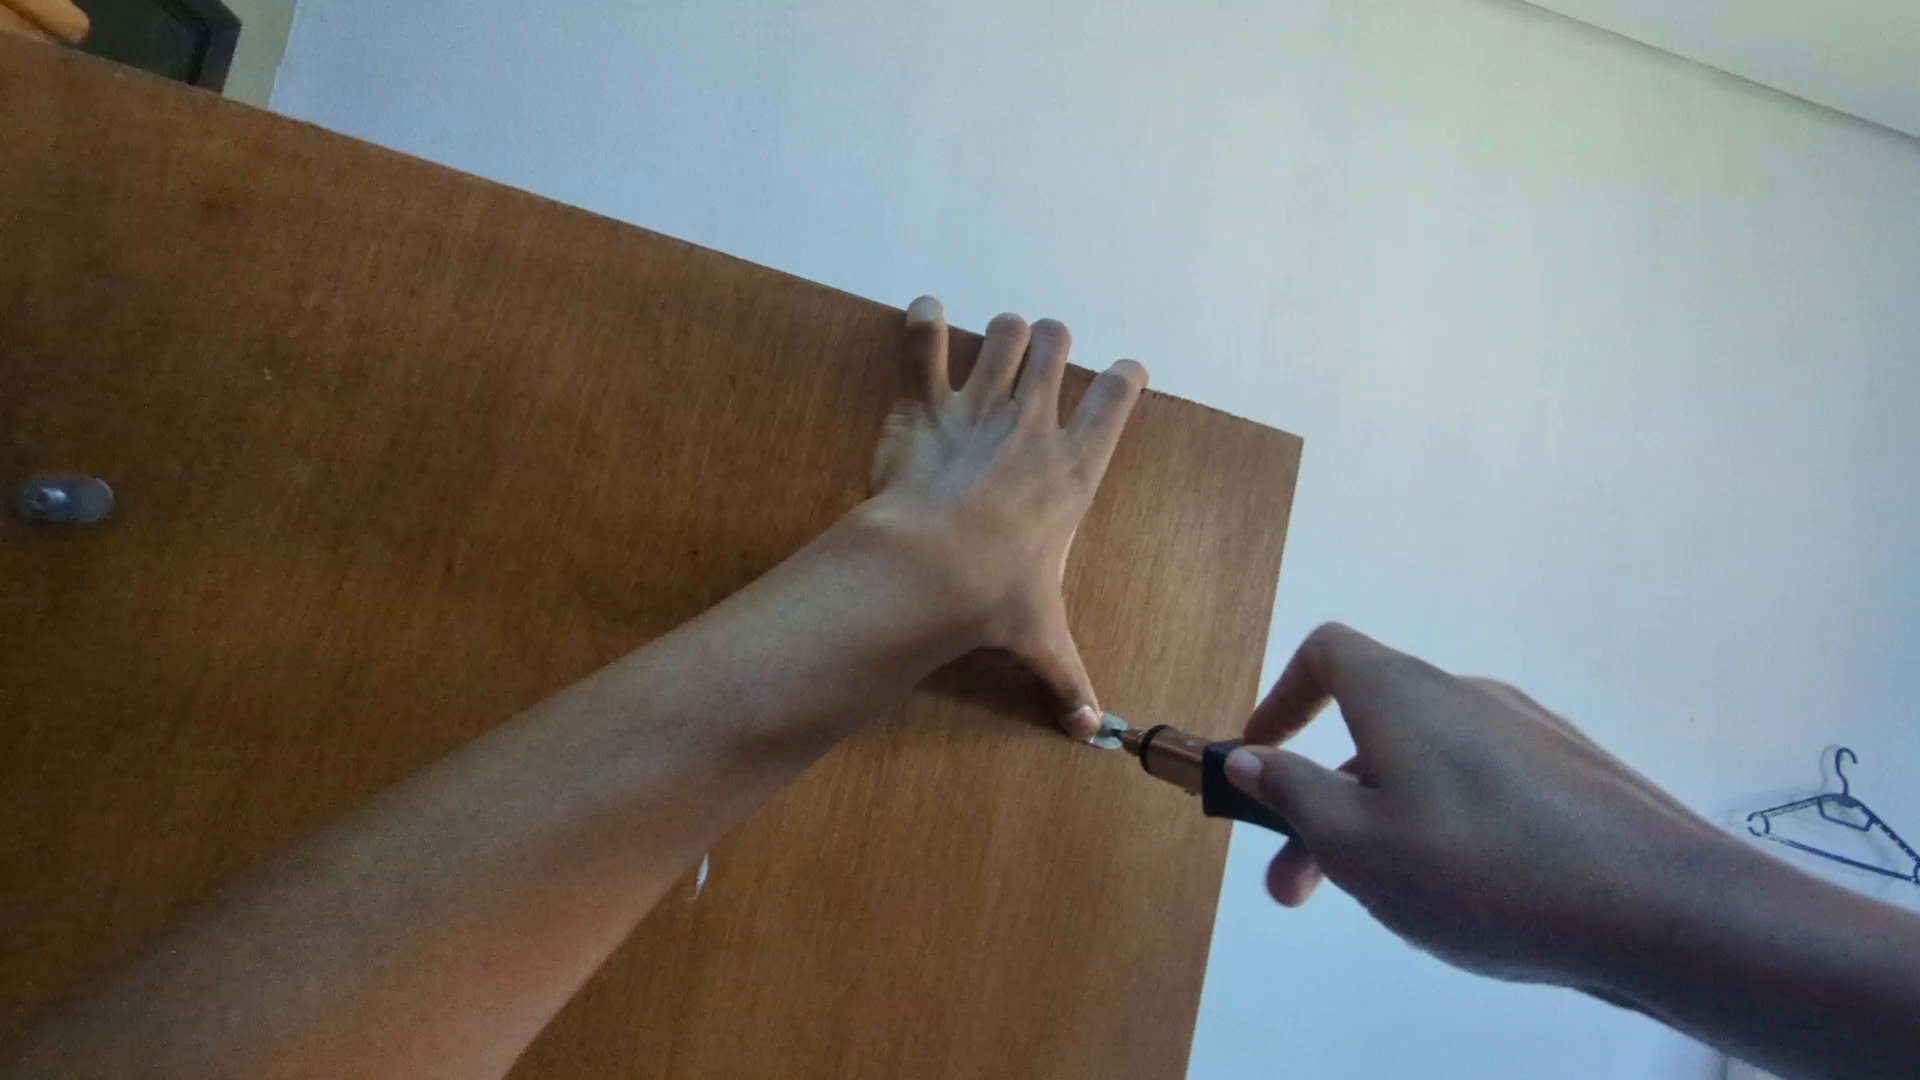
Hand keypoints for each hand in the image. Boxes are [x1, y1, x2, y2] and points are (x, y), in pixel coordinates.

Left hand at [863, 296, 1147, 739]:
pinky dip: (922, 323)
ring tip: (996, 343)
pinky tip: (924, 312)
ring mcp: (980, 405)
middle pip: (1056, 347)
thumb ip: (1068, 679)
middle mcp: (1034, 423)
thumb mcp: (1041, 638)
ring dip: (1004, 334)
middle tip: (1043, 358)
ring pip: (1005, 335)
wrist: (930, 571)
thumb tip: (1092, 737)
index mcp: (1073, 468)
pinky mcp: (926, 404)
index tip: (1126, 372)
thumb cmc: (997, 598)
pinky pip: (923, 343)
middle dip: (1054, 344)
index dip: (1126, 378)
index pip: (1117, 399)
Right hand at [1224, 623, 1732, 988]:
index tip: (1263, 753)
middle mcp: (1461, 694)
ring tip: (1384, 901)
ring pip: (1423, 766)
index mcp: (1401, 692)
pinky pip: (1481, 787)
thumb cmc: (1479, 867)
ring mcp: (1527, 734)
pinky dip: (1445, 823)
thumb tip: (1248, 757)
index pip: (1324, 653)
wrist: (1681, 918)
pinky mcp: (1578, 778)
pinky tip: (1471, 893)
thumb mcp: (1353, 841)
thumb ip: (1290, 792)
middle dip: (1320, 801)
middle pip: (1367, 728)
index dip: (1282, 696)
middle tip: (1295, 883)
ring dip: (1381, 821)